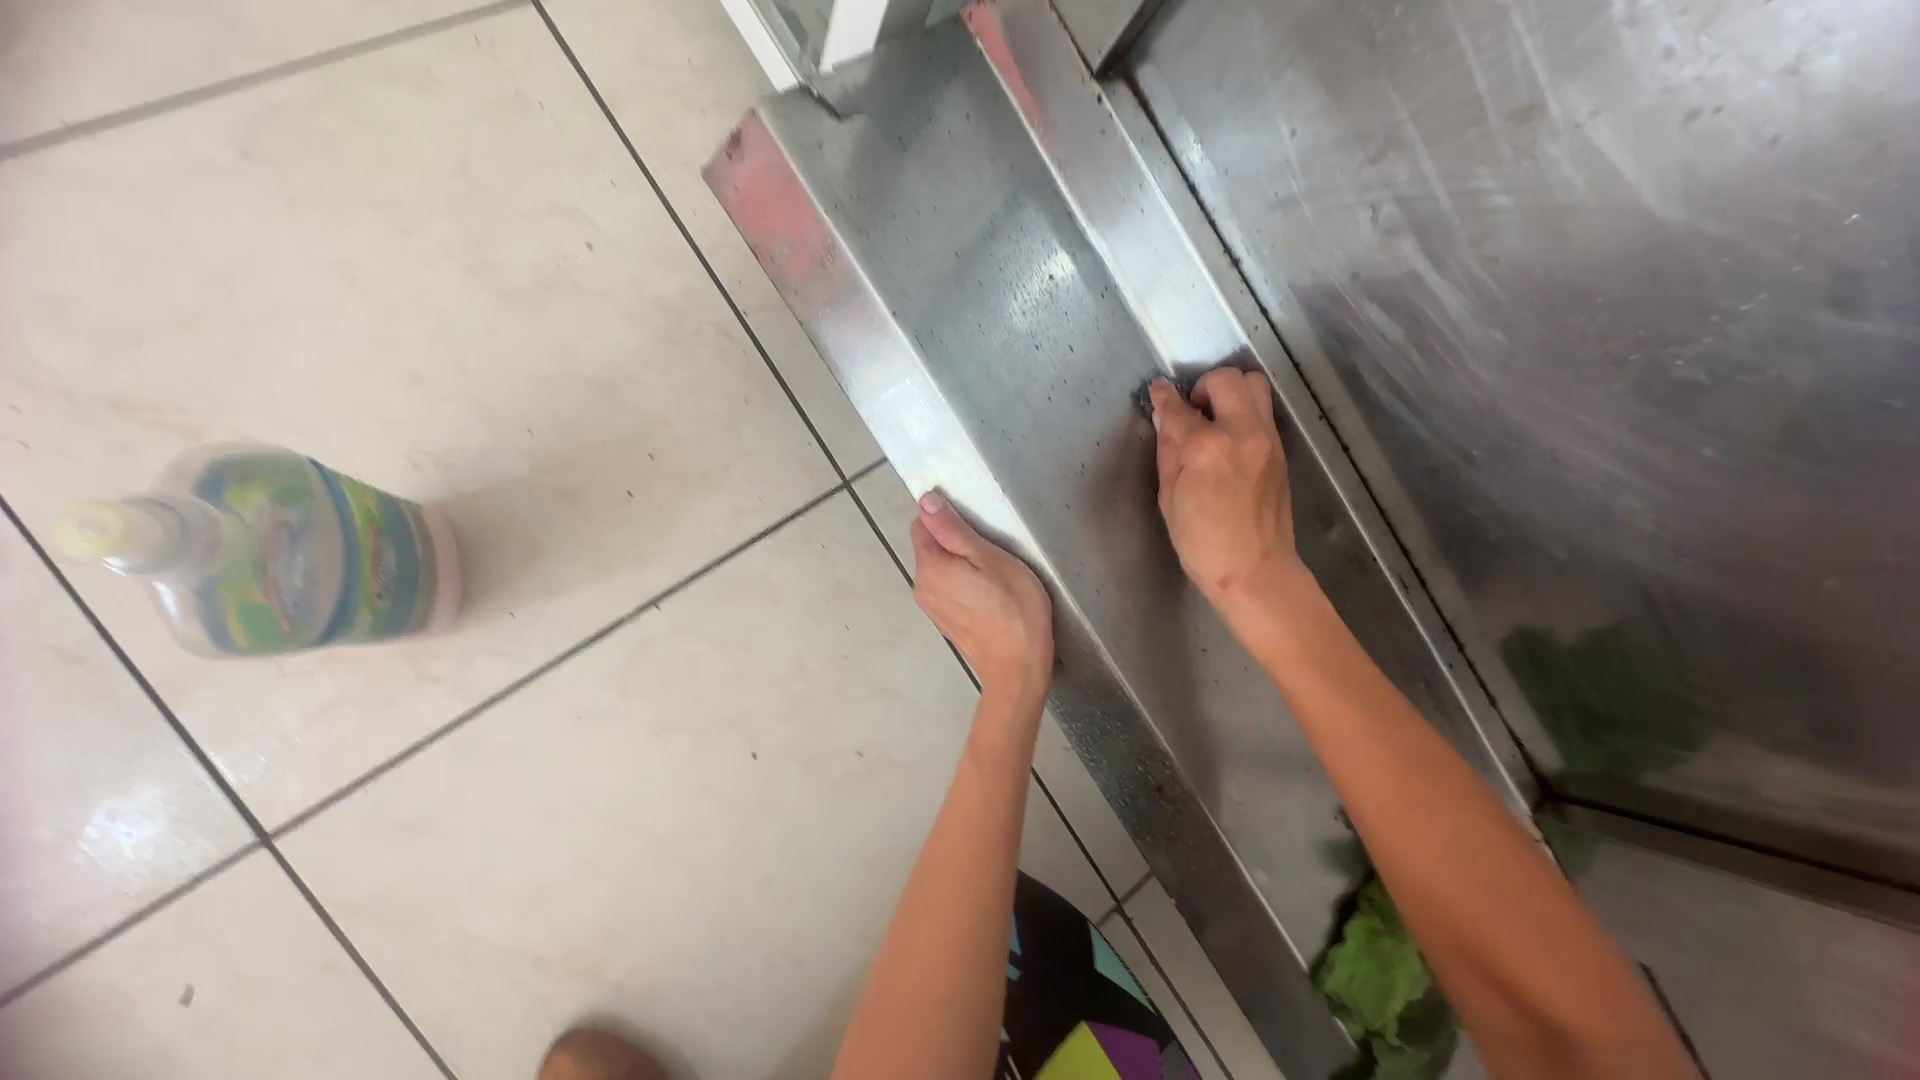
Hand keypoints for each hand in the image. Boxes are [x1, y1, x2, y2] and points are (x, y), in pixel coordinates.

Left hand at [910, 491, 1054, 705]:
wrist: (1017, 668)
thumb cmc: (1014, 609)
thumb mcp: (990, 558)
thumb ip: (953, 529)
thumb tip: (925, 501)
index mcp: (929, 566)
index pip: (922, 523)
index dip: (948, 518)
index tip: (977, 527)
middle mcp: (921, 586)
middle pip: (930, 546)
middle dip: (956, 542)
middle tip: (992, 552)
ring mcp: (931, 607)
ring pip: (941, 568)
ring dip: (961, 564)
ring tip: (994, 574)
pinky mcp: (945, 621)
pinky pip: (948, 589)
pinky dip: (963, 584)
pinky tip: (990, 594)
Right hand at [1150, 369, 1298, 605]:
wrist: (1255, 570)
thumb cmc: (1203, 543)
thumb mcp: (1170, 499)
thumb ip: (1168, 452)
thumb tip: (1164, 420)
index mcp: (1206, 448)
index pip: (1179, 409)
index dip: (1163, 398)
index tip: (1157, 390)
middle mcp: (1241, 433)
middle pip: (1226, 380)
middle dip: (1203, 386)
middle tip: (1192, 408)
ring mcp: (1267, 439)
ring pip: (1255, 385)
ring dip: (1230, 391)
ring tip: (1215, 417)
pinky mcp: (1280, 450)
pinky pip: (1264, 411)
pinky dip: (1245, 410)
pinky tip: (1230, 437)